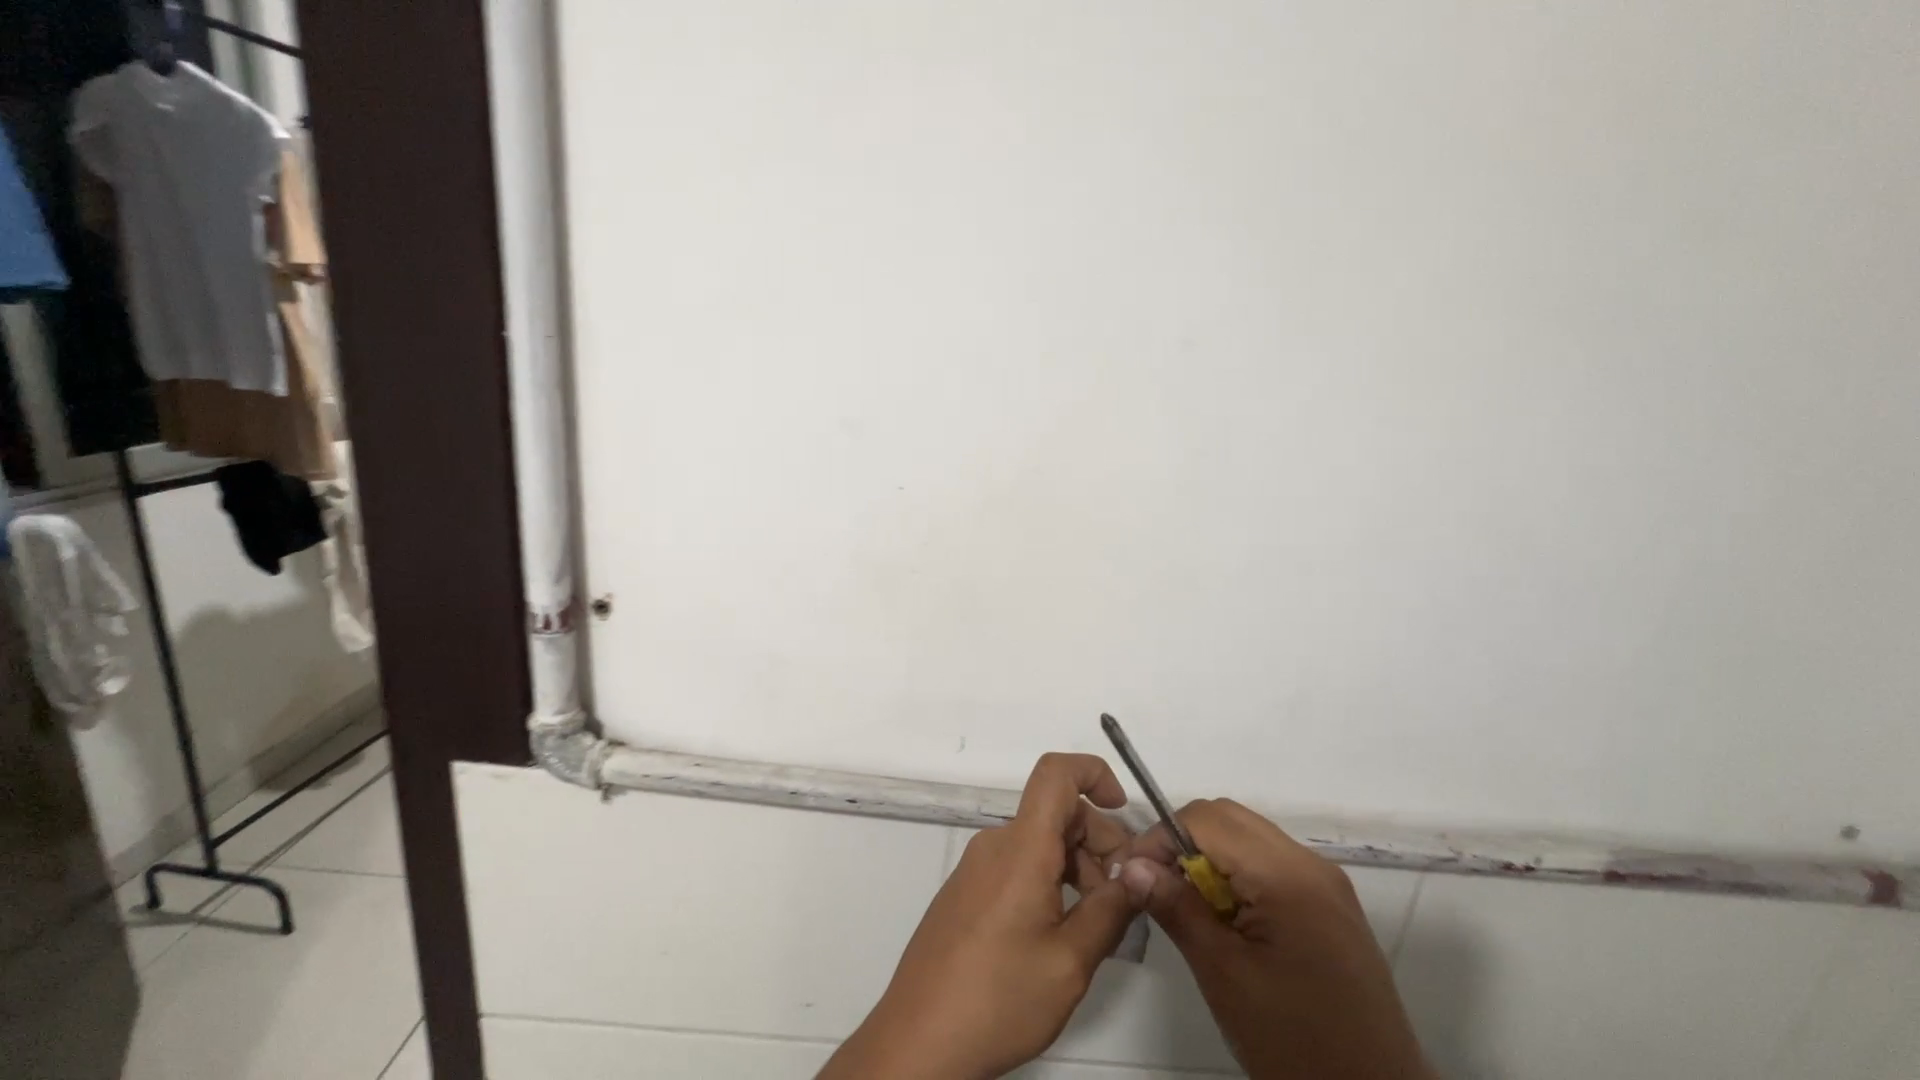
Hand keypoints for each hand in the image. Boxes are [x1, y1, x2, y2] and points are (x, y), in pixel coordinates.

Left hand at [820, 754, 1138, 1079]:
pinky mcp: (966, 895)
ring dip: (1077, 868)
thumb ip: (1111, 910)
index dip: (1095, 774)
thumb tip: (1141, 872)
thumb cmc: (998, 999)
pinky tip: (1062, 934)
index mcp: (1021, 848)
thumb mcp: (1070, 961)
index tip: (1124, 811)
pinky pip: (1017, 866)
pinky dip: (1050, 882)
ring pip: (1039, 843)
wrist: (918, 1042)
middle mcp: (995, 846)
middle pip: (1056, 813)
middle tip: (1124, 897)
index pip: (1056, 773)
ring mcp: (976, 870)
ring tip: (1098, 926)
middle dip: (1100, 842)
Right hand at [1120, 800, 1432, 1079]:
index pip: (1207, 819)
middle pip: (1229, 820)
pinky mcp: (1329, 906)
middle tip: (1154, 888)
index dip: (1160, 837)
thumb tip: (1130, 865)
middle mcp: (1311, 864)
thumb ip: (1177, 909)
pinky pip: (1270, 866)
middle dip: (1181, 842)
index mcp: (1287, 875)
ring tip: (1184, 907)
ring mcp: (1325, 884)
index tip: (1131, 876)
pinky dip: (1236, 877)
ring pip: (1248, 839)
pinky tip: (1223, 921)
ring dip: (1207, 859)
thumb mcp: (1224, 975)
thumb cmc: (1293, 1039)